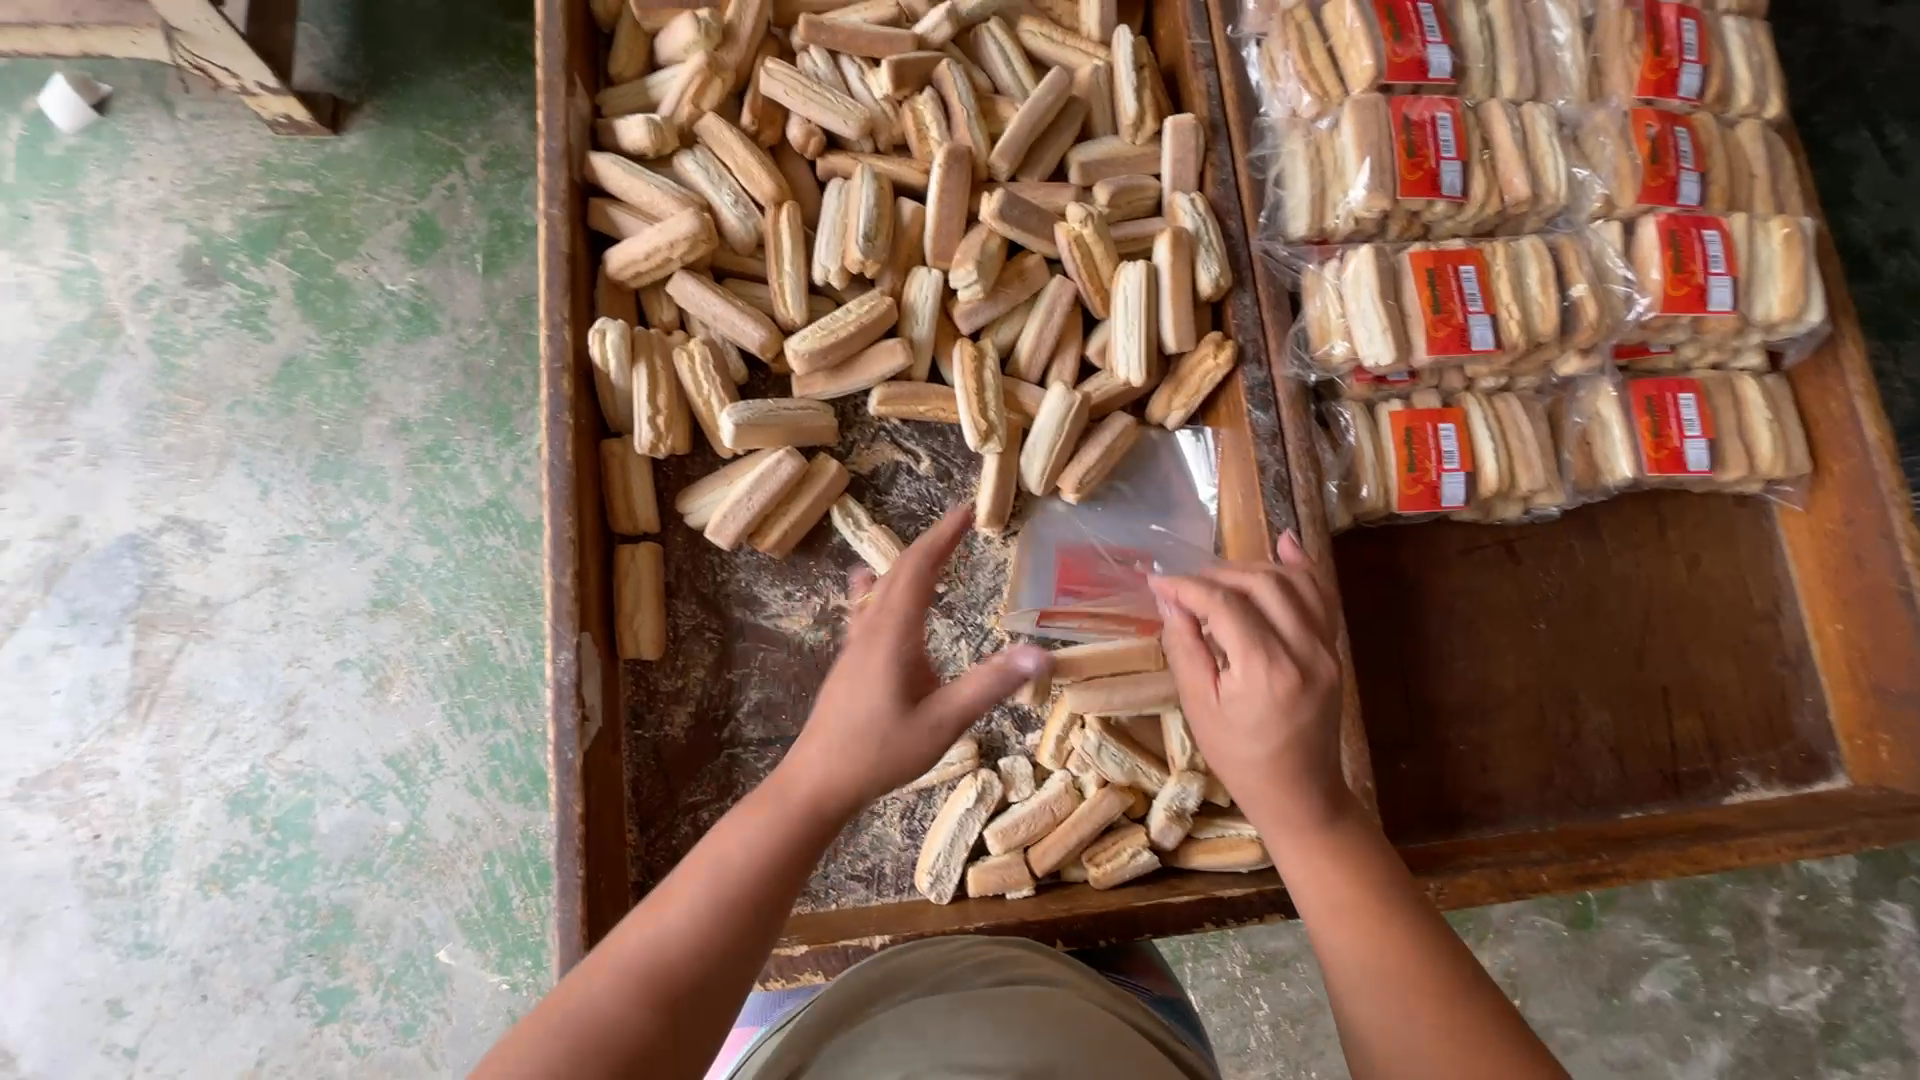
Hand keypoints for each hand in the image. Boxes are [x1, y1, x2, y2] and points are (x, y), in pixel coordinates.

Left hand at [781, 504, 1052, 817]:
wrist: (817, 782)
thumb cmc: (879, 753)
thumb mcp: (942, 723)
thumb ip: (989, 686)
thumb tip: (1040, 653)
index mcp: (894, 634)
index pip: (919, 568)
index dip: (943, 536)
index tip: (966, 510)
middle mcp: (871, 629)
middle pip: (899, 571)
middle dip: (931, 543)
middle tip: (960, 522)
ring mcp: (855, 645)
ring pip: (880, 588)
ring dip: (907, 563)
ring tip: (929, 549)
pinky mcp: (850, 662)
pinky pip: (867, 608)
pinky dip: (881, 587)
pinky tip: (866, 584)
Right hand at [1148, 530, 1348, 831]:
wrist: (1299, 792)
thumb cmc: (1239, 757)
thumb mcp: (1199, 707)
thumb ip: (1185, 648)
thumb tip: (1169, 600)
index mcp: (1265, 670)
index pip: (1224, 605)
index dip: (1187, 587)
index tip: (1157, 581)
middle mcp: (1304, 650)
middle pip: (1260, 583)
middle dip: (1216, 575)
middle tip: (1184, 584)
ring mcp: (1326, 648)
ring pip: (1292, 582)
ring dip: (1251, 568)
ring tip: (1216, 577)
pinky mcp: (1334, 650)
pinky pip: (1321, 596)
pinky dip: (1300, 568)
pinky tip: (1283, 544)